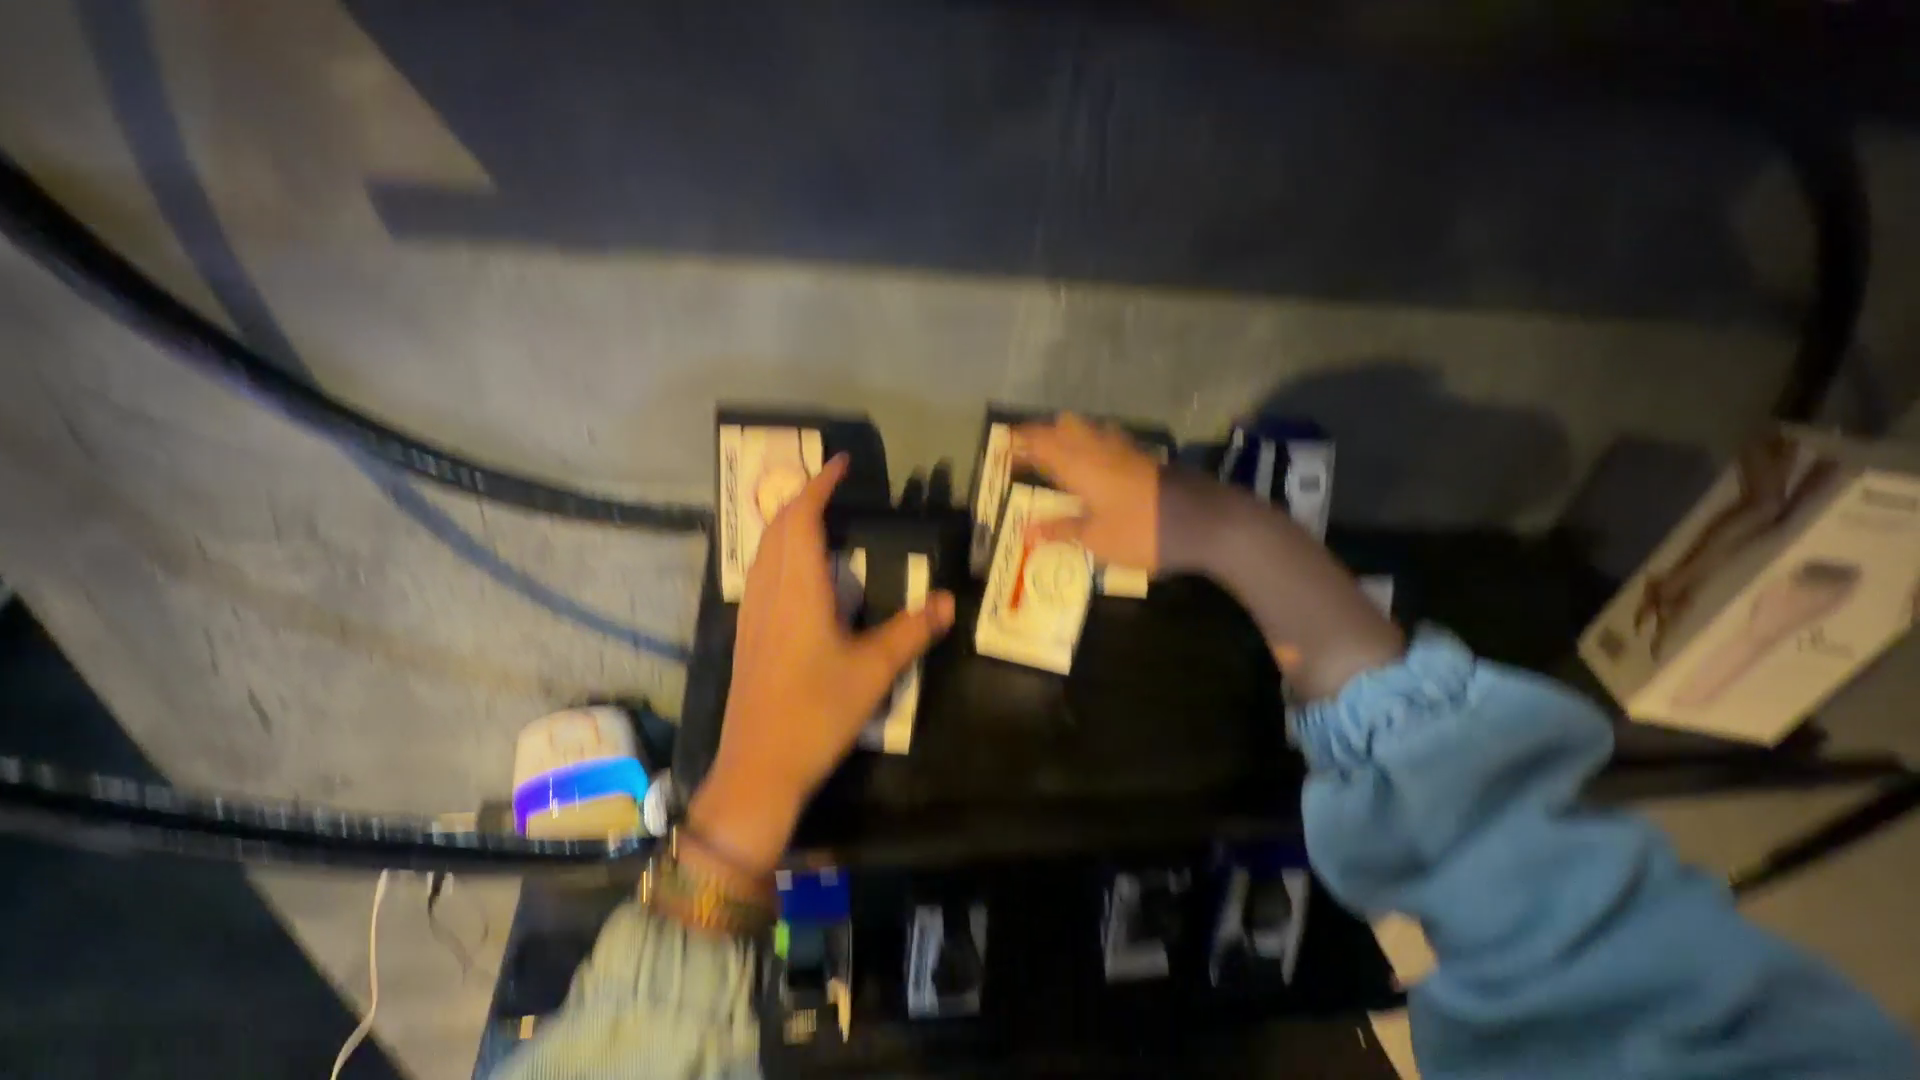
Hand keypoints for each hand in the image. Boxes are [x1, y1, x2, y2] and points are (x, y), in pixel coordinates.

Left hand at [688, 454, 955, 873]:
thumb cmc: (817, 713)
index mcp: (798, 590)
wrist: (759, 767)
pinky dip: (779, 554)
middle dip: (802, 499)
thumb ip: (912, 631)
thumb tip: (949, 602)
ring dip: (787, 526)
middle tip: (835, 490)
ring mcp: (752, 615)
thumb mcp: (874, 671)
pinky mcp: (747, 637)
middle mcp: (768, 592)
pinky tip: (801, 576)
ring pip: (763, 552)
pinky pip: (761, 575)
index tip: (842, 464)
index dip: (819, 485)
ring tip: (820, 522)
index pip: (800, 518)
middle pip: (776, 528)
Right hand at [1012, 413, 1221, 572]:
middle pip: (1066, 427)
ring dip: (1070, 438)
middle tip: (1028, 454)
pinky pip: (1110, 442)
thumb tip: (1027, 530)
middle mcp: (1100, 448)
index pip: (1041, 442)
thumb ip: (1061, 530)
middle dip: (1044, 435)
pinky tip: (1097, 468)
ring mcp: (1127, 451)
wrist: (1206, 522)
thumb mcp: (1096, 540)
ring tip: (1059, 459)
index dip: (1020, 442)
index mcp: (1080, 464)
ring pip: (1090, 430)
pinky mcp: (1147, 460)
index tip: (1002, 446)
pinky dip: (1094, 448)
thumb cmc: (1142, 532)